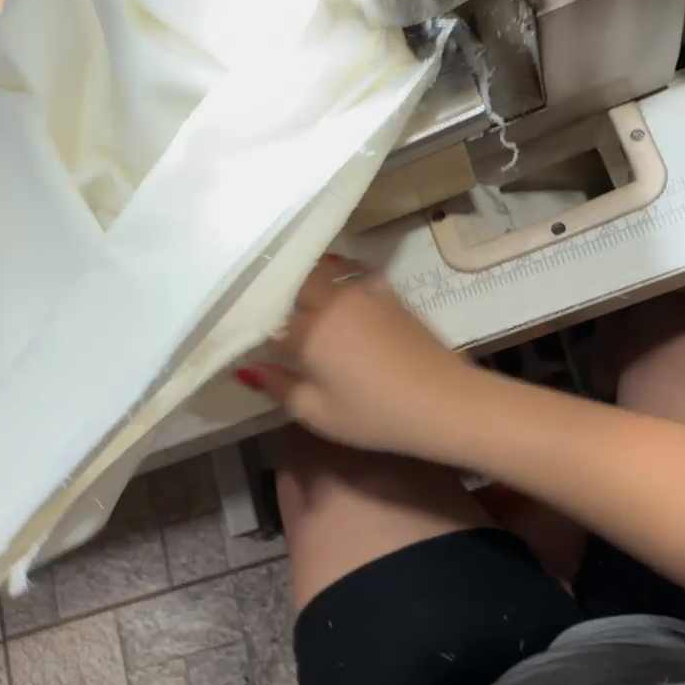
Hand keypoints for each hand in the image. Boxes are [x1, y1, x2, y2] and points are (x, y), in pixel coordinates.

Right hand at [236, 254, 486, 458]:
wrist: (445, 402)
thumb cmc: (375, 415)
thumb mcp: (318, 413)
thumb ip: (279, 386)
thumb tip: (246, 367)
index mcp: (309, 328)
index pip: (267, 312)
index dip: (251, 318)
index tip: (239, 325)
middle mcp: (332, 298)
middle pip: (294, 279)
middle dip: (276, 288)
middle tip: (262, 301)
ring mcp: (364, 291)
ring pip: (323, 269)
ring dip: (305, 275)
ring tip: (293, 289)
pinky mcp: (390, 294)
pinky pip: (353, 272)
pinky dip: (337, 274)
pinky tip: (335, 290)